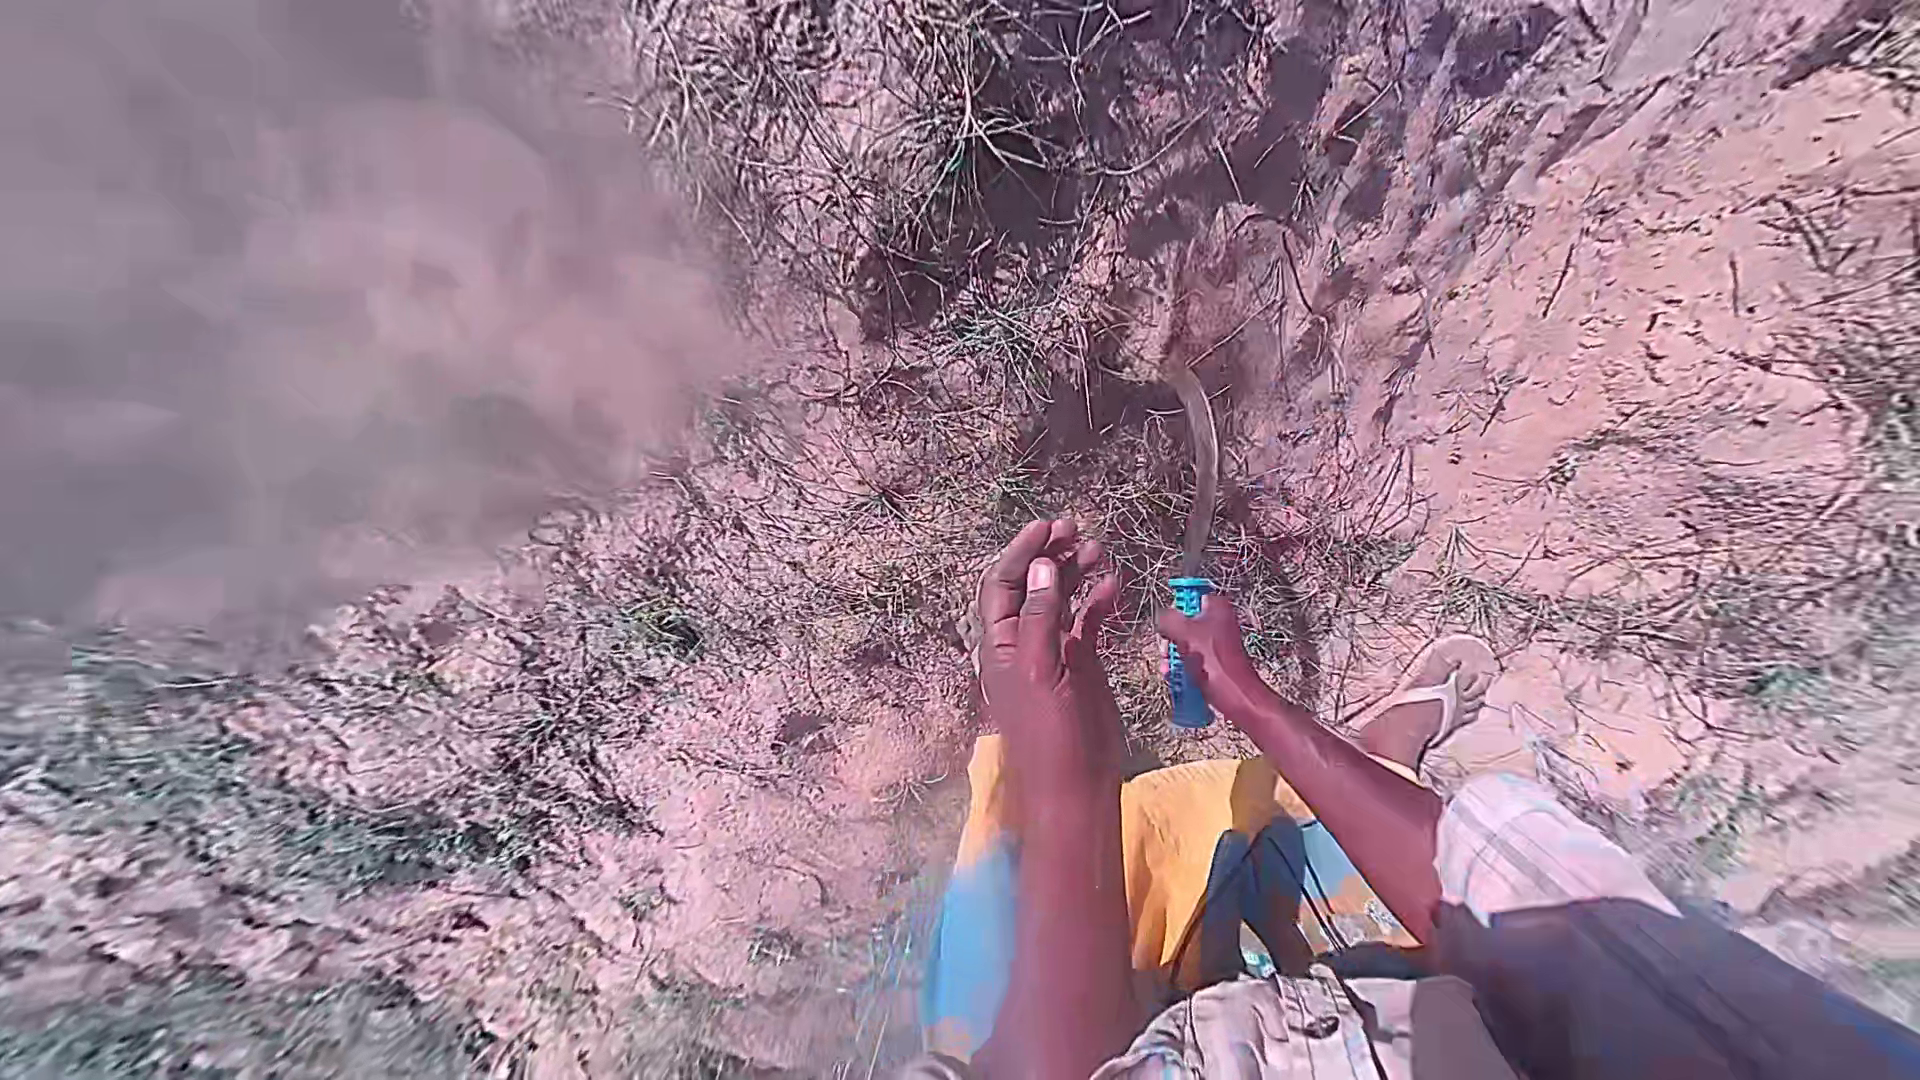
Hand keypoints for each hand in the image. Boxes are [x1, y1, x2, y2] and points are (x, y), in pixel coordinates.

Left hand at [977, 519, 1123, 811]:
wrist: (1078, 785)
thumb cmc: (1051, 732)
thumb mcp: (1040, 670)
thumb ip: (1039, 618)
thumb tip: (1042, 567)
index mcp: (1000, 641)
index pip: (1003, 583)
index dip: (1021, 552)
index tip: (1045, 526)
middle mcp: (1022, 639)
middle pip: (1032, 585)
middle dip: (1049, 555)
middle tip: (1074, 529)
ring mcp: (1052, 649)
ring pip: (1060, 599)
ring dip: (1075, 572)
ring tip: (1096, 548)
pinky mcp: (1080, 661)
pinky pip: (1086, 622)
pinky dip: (1097, 602)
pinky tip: (1113, 585)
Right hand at [1155, 593, 1269, 718]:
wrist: (1235, 696)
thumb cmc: (1212, 661)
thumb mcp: (1183, 633)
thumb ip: (1168, 618)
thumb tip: (1161, 618)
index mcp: (1217, 607)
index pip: (1190, 596)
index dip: (1175, 608)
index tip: (1168, 622)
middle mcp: (1218, 621)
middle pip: (1183, 621)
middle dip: (1169, 636)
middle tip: (1166, 648)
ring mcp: (1216, 643)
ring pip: (1184, 641)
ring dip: (1171, 654)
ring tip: (1168, 666)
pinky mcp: (1213, 661)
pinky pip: (1190, 657)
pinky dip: (1180, 665)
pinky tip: (1173, 675)